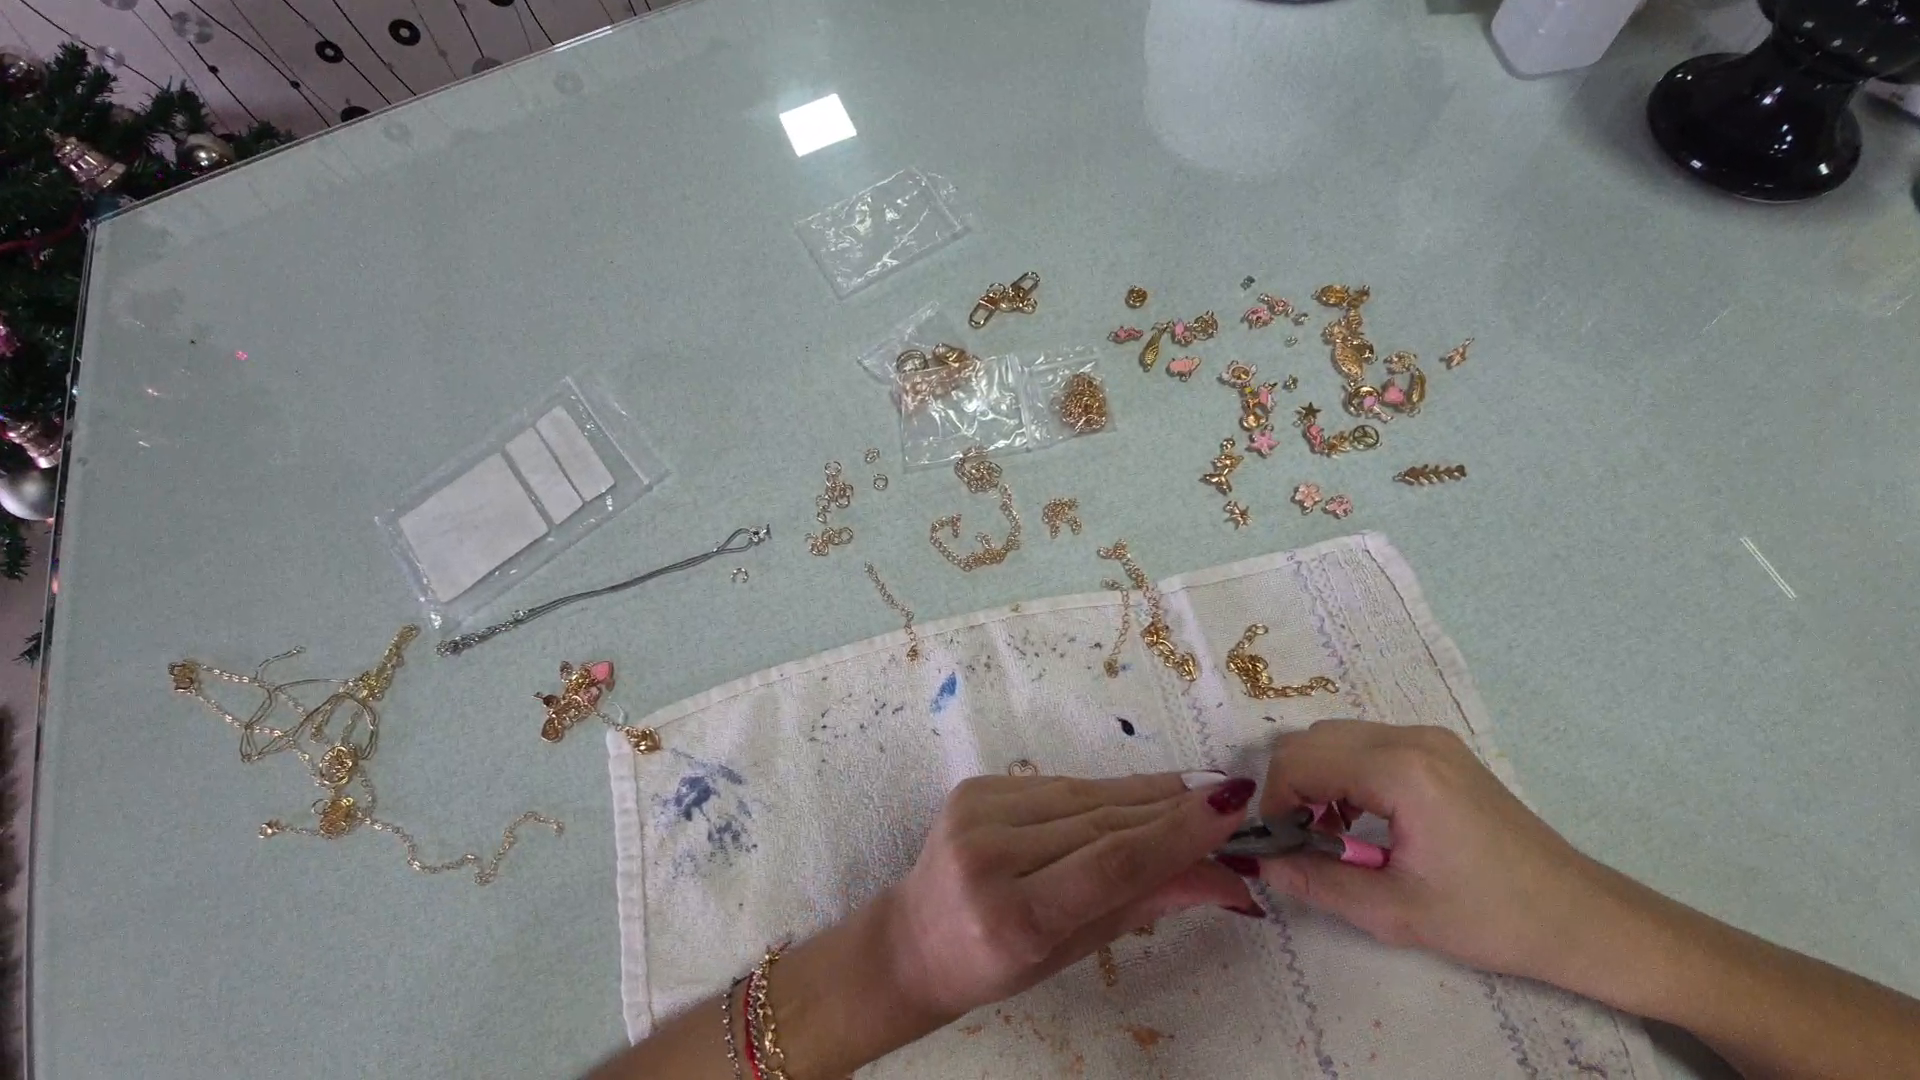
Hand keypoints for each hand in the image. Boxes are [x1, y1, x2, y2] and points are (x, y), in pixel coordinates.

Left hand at [878, 770, 1264, 1019]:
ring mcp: (976, 812)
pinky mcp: (974, 786)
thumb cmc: (996, 964)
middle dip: (1173, 808)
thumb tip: (1225, 878)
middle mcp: (991, 855)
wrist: (915, 938)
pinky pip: (1057, 786)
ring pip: (1084, 794)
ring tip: (1197, 789)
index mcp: (1014, 915)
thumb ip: (1143, 904)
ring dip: (1146, 792)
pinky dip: (1101, 792)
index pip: (1112, 862)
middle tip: (1231, 797)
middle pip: (1103, 822)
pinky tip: (1137, 795)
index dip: (1178, 833)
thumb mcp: (1072, 951)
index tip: (1233, 808)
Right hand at [1248, 719, 1618, 983]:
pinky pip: (1363, 743)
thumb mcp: (1396, 912)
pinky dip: (1343, 772)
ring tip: (1330, 833)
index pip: (1299, 762)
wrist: (1587, 919)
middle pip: (1310, 740)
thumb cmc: (1493, 919)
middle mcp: (1409, 737)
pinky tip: (1360, 817)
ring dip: (1314, 777)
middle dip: (1289, 786)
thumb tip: (1260, 863)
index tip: (1278, 846)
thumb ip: (1317, 883)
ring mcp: (1427, 737)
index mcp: (1400, 771)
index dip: (1273, 802)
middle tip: (1300, 840)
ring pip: (1333, 736)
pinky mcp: (1439, 748)